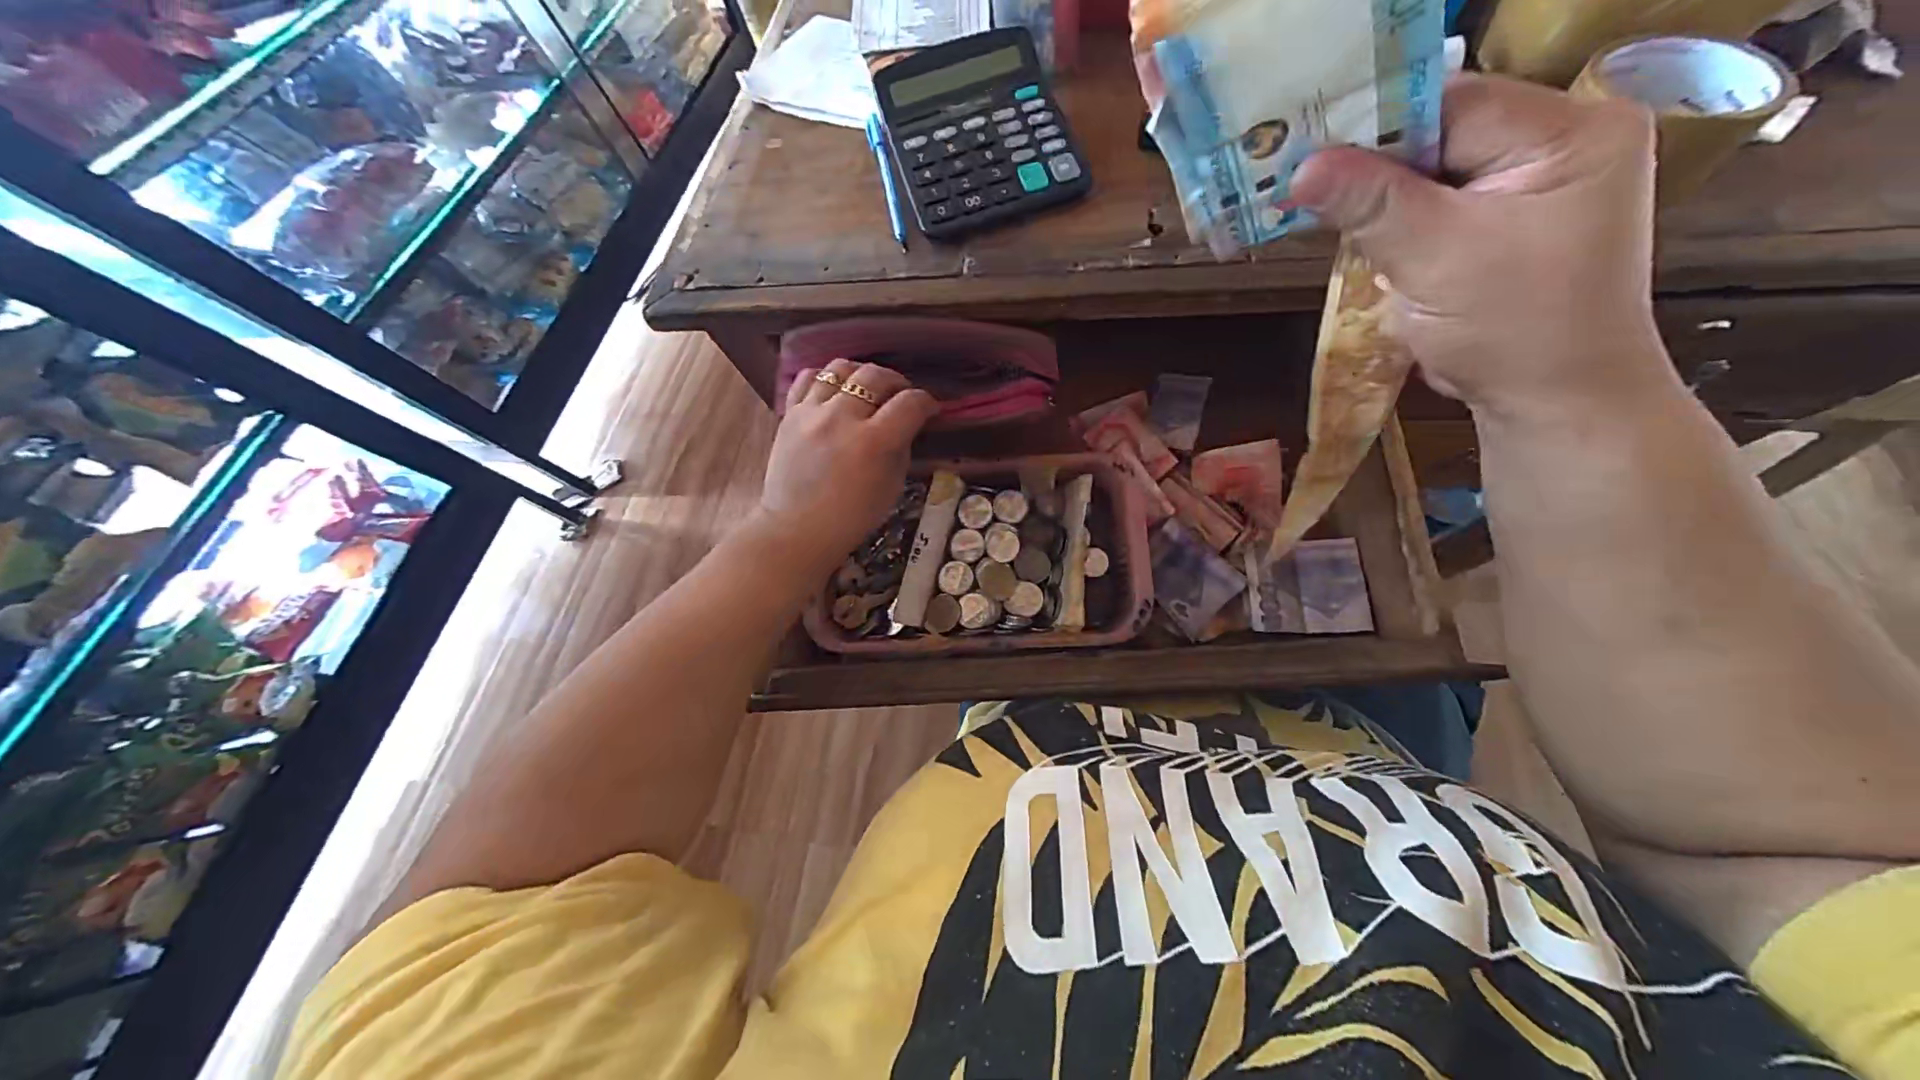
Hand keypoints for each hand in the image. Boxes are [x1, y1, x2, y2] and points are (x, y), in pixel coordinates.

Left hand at [753, 359, 939, 577]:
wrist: (798, 529)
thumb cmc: (852, 517)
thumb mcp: (892, 486)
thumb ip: (900, 448)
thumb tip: (905, 424)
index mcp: (874, 442)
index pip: (910, 403)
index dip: (927, 402)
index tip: (930, 408)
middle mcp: (842, 418)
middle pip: (877, 376)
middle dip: (898, 382)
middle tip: (902, 396)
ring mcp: (812, 413)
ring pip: (841, 368)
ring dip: (862, 374)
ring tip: (868, 388)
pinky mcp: (790, 414)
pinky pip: (808, 379)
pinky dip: (826, 379)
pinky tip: (835, 391)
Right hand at [1290, 74, 1674, 418]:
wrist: (1552, 400)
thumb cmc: (1511, 330)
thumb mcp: (1435, 258)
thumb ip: (1371, 205)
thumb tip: (1303, 168)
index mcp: (1571, 132)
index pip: (1454, 104)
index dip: (1377, 127)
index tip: (1309, 154)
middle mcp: (1563, 143)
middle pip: (1444, 133)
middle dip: (1376, 167)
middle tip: (1307, 185)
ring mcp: (1538, 184)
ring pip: (1436, 171)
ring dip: (1382, 198)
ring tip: (1329, 213)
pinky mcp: (1510, 220)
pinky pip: (1441, 202)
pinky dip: (1399, 220)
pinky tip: (1368, 236)